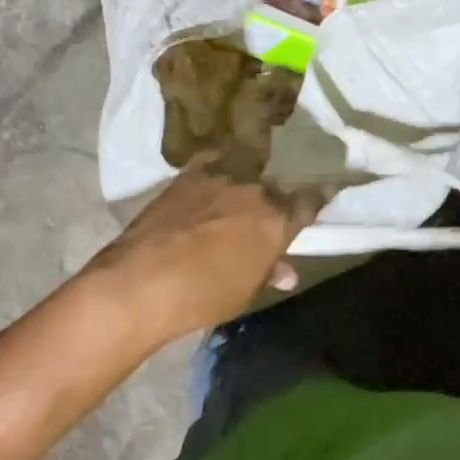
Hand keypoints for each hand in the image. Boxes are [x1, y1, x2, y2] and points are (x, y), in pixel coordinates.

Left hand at [85, 158, 322, 341]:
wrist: (142, 282)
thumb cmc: (203, 296)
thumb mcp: (244, 292)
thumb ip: (268, 271)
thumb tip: (287, 270)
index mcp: (278, 219)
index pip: (310, 201)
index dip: (314, 203)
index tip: (317, 203)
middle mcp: (257, 189)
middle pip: (275, 188)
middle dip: (275, 199)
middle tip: (265, 215)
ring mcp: (223, 176)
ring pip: (247, 173)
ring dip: (246, 184)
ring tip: (237, 197)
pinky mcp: (191, 172)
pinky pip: (215, 163)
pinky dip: (218, 169)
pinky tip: (213, 180)